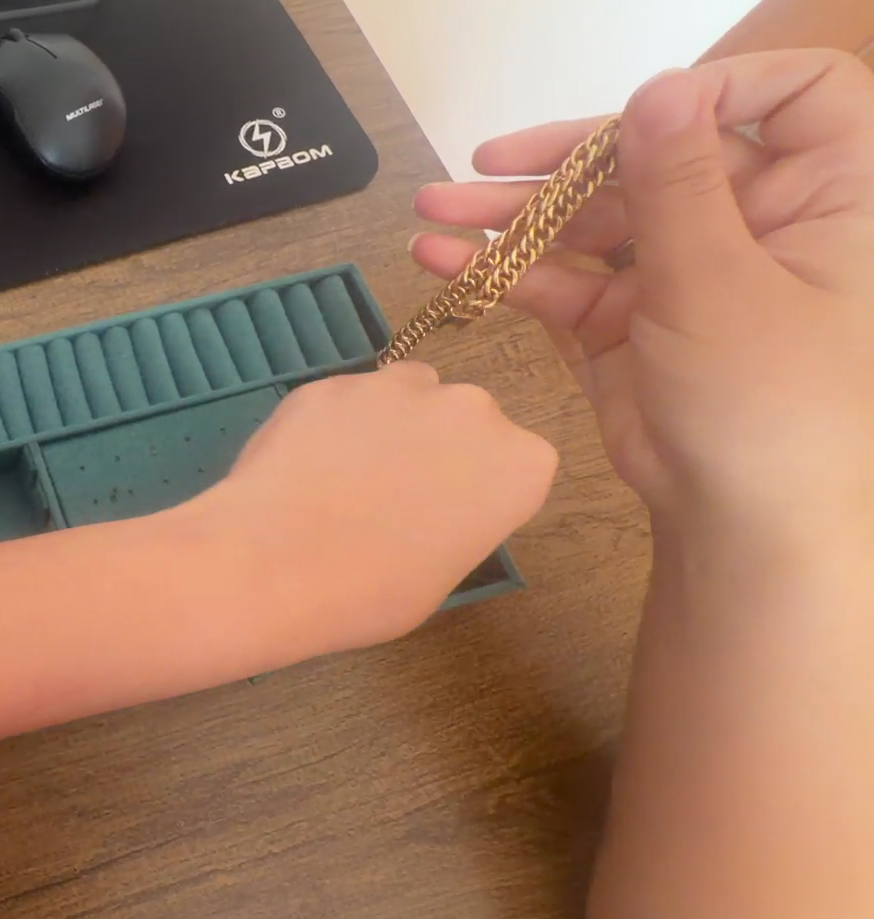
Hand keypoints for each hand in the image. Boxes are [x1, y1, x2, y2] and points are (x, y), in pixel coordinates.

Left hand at [187, 363, 556, 650]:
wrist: (272, 567)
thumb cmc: (367, 593)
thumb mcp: (438, 576)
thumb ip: (449, 526)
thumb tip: (417, 512)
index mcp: (519, 464)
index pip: (502, 465)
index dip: (460, 488)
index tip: (426, 515)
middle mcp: (469, 409)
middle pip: (453, 418)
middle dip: (422, 445)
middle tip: (373, 493)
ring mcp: (391, 388)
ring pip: (395, 393)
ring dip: (375, 422)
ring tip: (330, 473)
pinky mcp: (323, 386)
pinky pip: (331, 401)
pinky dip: (317, 424)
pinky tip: (290, 465)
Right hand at [413, 50, 873, 555]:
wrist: (726, 502)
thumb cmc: (763, 391)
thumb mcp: (716, 280)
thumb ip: (677, 188)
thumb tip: (657, 89)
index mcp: (813, 194)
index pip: (785, 99)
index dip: (712, 90)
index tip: (630, 115)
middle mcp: (739, 222)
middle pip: (646, 163)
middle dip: (557, 164)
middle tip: (476, 167)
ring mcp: (666, 271)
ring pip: (582, 225)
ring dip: (506, 220)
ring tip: (431, 212)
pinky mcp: (608, 319)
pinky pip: (549, 282)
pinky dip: (497, 273)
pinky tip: (442, 262)